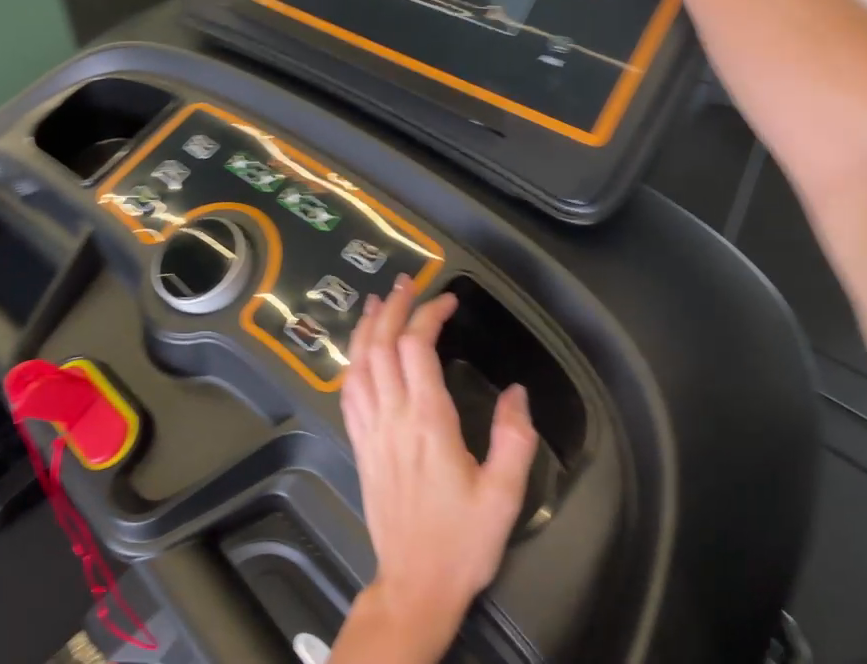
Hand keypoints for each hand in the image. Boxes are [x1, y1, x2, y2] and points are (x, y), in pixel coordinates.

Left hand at [340, 275, 538, 629]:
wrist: (414, 584)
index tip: (448, 300)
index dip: (429, 315)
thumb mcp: (504, 494)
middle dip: (393, 308)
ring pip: (360, 365)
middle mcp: (393, 418)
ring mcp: (371, 431)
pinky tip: (360, 354)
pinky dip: (353, 363)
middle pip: (383, 346)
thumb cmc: (462, 541)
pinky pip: (349, 393)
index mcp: (429, 422)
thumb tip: (517, 391)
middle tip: (406, 283)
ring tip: (378, 302)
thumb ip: (514, 438)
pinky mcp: (361, 447)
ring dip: (368, 328)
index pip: (418, 349)